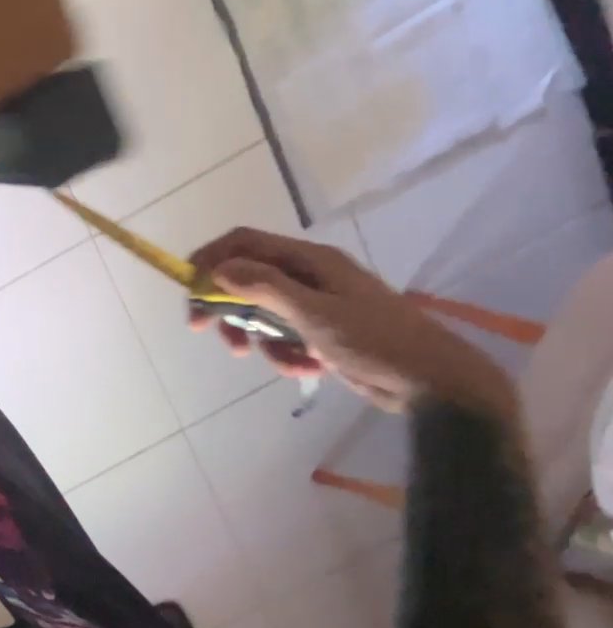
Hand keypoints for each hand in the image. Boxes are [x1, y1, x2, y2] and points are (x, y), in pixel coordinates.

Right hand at [187, 227, 513, 414]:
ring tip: (262, 358)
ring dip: (252, 336)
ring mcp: (316, 304)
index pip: (244, 243)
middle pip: (244, 278)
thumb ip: (265, 288)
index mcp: (311, 261)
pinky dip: (281, 354)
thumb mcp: (314, 314)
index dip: (210, 259)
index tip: (190, 290)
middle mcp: (310, 276)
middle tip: (205, 330)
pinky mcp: (320, 332)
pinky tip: (302, 368)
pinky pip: (281, 337)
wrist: (436, 384)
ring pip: (258, 312)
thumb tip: (217, 268)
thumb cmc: (378, 342)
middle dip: (223, 306)